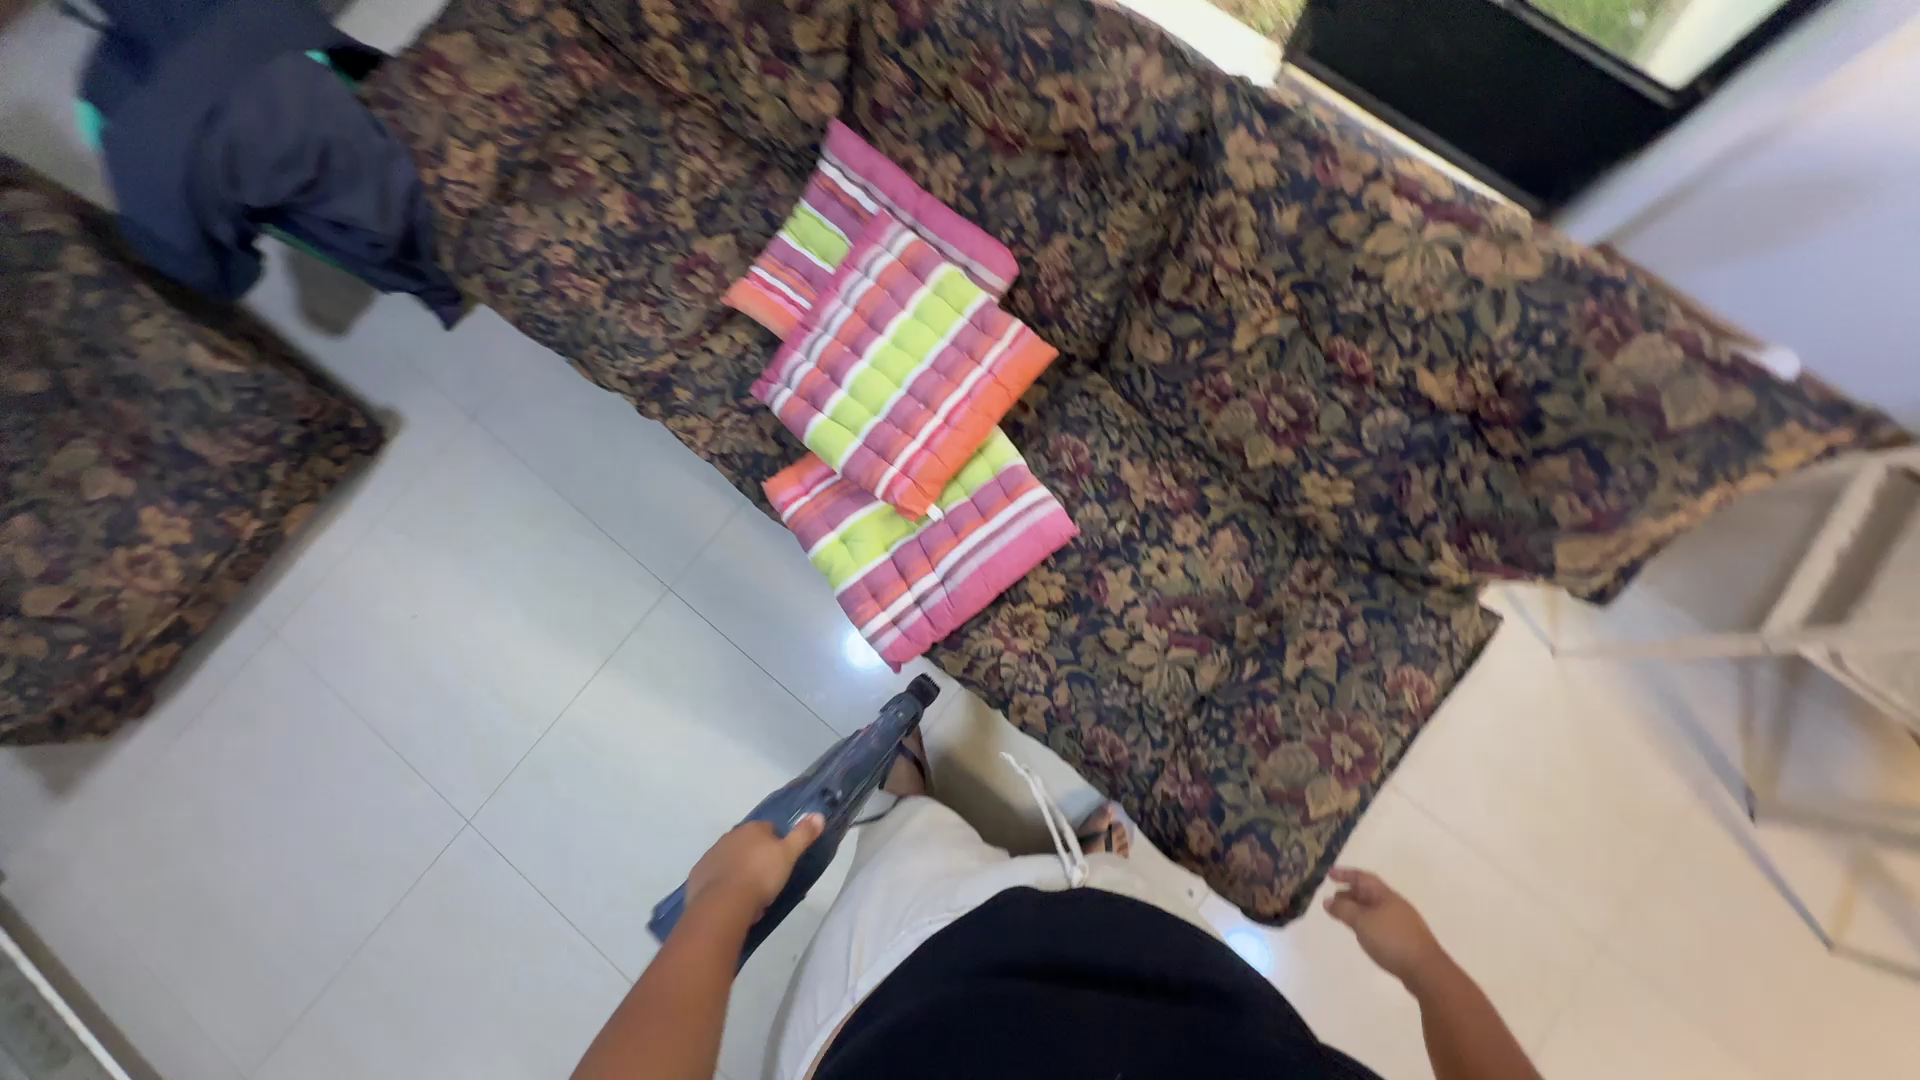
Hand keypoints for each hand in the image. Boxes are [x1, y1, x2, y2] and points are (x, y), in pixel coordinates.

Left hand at [685, 814, 824, 924]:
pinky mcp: (697, 875)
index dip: (777, 844)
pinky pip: (714, 876)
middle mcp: (729, 836)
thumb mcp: (788, 855)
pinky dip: (722, 884)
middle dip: (756, 858)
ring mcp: (711, 855)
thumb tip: (818, 815)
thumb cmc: (760, 876)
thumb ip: (803, 835)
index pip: (769, 829)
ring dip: (739, 871)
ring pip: (730, 860)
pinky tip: (730, 900)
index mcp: (752, 829)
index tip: (781, 863)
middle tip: (767, 881)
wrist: (722, 904)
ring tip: (749, 895)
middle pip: (748, 844)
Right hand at [1323, 867, 1447, 986]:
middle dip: (1349, 893)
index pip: (1362, 877)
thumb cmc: (1392, 940)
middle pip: (1368, 893)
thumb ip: (1343, 909)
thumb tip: (1327, 900)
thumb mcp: (1362, 922)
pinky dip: (1367, 923)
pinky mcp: (1405, 940)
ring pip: (1374, 909)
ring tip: (1344, 917)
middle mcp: (1394, 905)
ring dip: (1357, 909)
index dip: (1345, 874)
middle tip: (1333, 899)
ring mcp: (1402, 923)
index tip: (1329, 874)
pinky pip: (1380, 923)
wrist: (1427, 971)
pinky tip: (1364, 934)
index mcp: (1385, 895)